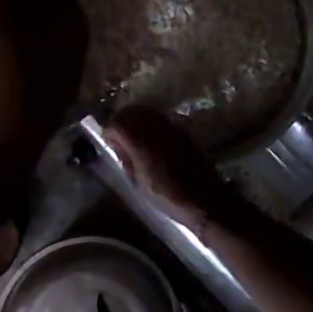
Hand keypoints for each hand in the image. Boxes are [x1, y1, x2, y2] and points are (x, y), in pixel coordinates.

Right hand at [102, 108, 237, 229]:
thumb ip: (127, 160)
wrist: (203, 199)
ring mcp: (172, 127)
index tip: (108, 143)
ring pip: (147, 112)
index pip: (117, 124)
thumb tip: (118, 146)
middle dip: (121, 121)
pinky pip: (162, 118)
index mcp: (141, 145)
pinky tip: (152, 137)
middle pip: (131, 112)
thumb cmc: (168, 197)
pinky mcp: (183, 130)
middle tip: (118, 136)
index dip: (109, 132)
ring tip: (133, 135)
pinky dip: (152, 122)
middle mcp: (155, 130)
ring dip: (136, 119)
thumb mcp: (139, 183)